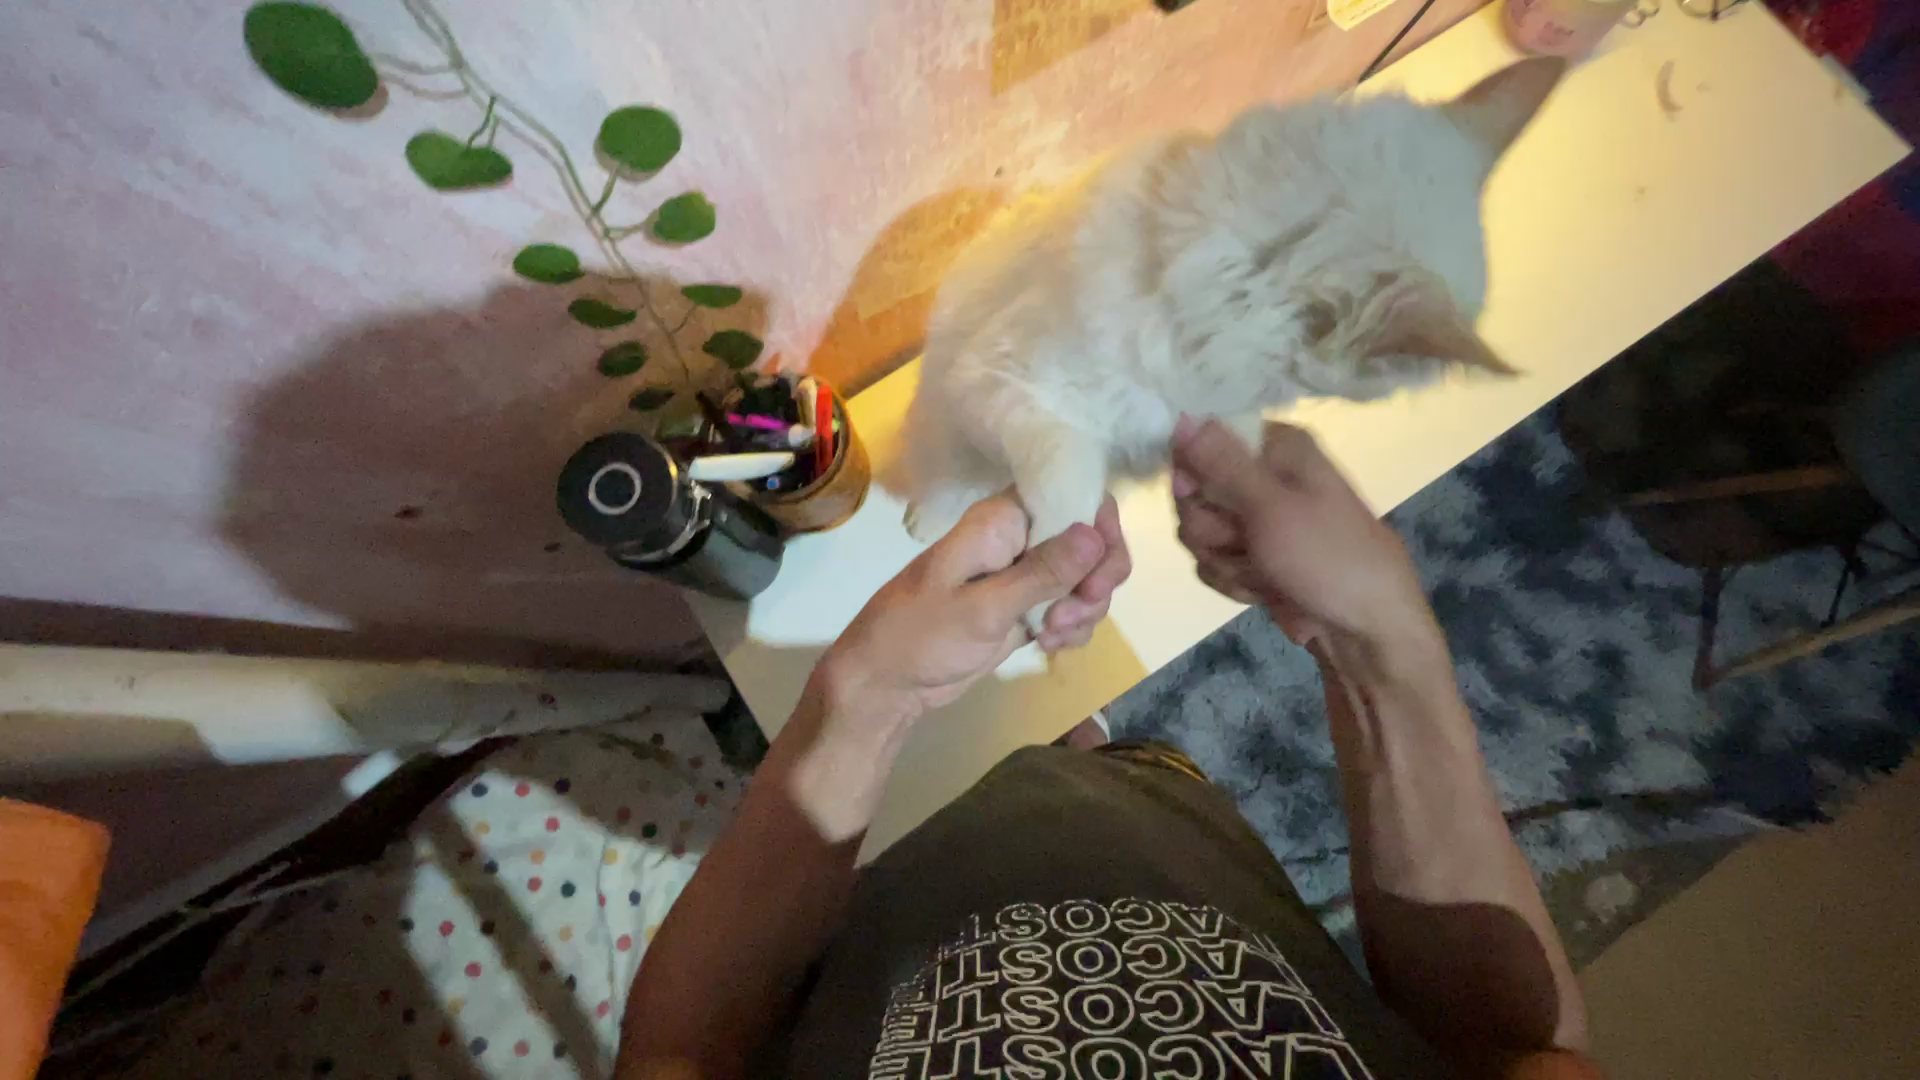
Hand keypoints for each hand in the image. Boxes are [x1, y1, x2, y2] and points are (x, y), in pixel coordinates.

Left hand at [815, 492, 1129, 727]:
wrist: (888, 681)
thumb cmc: (921, 635)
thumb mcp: (982, 608)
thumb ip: (1042, 573)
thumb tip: (1094, 532)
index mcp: (1002, 520)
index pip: (1072, 494)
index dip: (1099, 526)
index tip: (1099, 570)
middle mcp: (1019, 539)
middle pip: (1091, 538)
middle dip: (1097, 578)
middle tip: (1077, 611)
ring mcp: (1024, 575)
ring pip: (1086, 577)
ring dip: (1085, 609)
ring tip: (1051, 635)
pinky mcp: (1027, 607)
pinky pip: (1071, 607)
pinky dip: (1072, 627)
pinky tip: (1050, 646)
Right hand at [1170, 416, 1441, 663]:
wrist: (1362, 630)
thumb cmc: (1328, 558)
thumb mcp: (1273, 507)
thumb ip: (1221, 463)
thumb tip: (1183, 417)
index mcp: (1276, 449)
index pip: (1202, 441)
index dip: (1192, 472)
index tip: (1197, 494)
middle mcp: (1262, 477)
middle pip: (1191, 490)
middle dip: (1209, 526)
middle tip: (1242, 540)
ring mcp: (1253, 520)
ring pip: (1195, 530)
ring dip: (1222, 557)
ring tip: (1261, 570)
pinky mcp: (1247, 555)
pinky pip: (1209, 561)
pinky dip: (1231, 579)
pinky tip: (1262, 588)